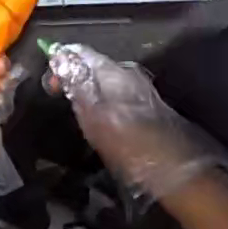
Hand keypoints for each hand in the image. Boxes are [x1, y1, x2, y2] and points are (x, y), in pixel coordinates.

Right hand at [46, 43, 227, 212]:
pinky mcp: (148, 108)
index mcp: (114, 72)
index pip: (80, 53)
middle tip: (57, 96)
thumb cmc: (132, 147)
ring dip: (87, 90)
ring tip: (74, 110)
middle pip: (93, 66)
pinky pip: (115, 95)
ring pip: (104, 81)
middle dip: (72, 76)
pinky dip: (101, 102)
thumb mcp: (95, 119)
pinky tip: (96, 119)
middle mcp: (128, 75)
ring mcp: (140, 91)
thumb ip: (76, 87)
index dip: (60, 62)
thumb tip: (60, 60)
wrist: (180, 175)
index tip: (47, 82)